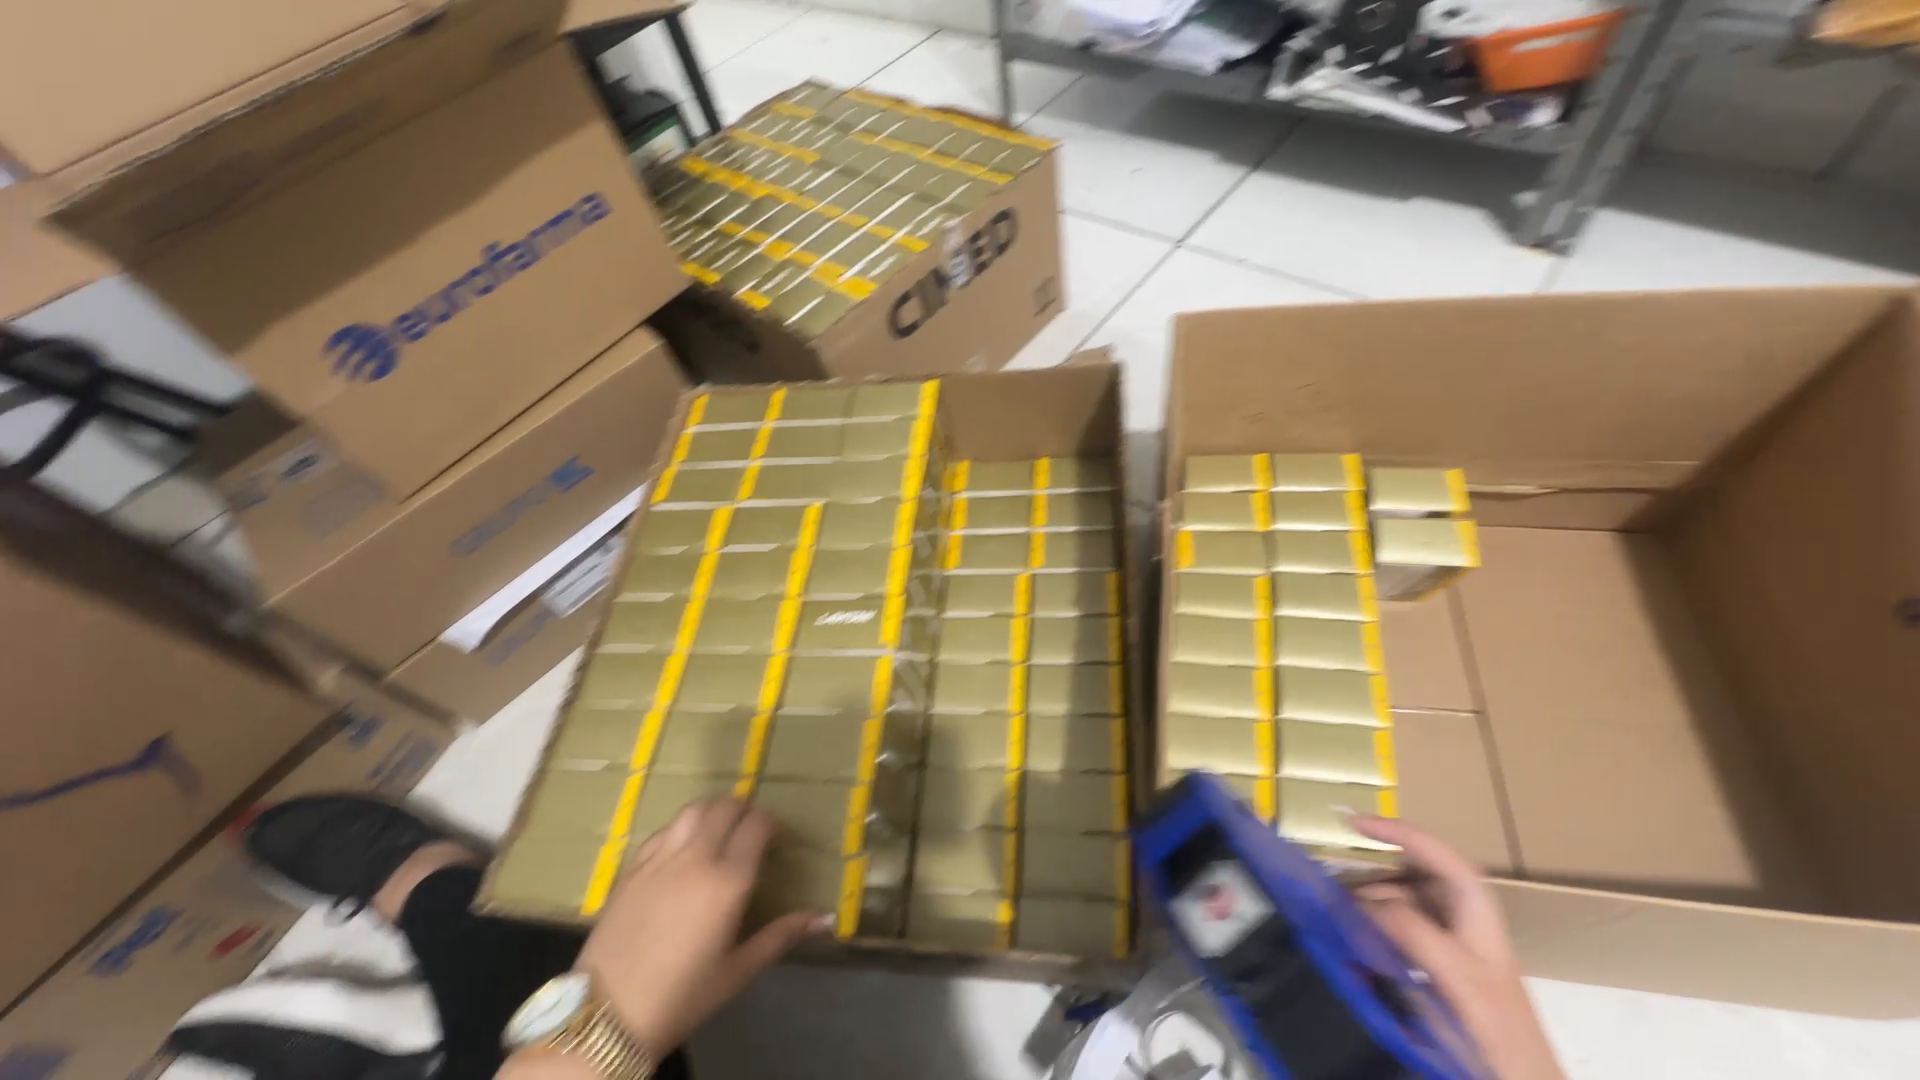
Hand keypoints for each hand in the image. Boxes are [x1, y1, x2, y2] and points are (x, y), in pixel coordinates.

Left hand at [575, 798, 832, 1052]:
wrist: (607, 1014)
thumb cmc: (682, 996)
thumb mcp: (738, 971)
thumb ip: (782, 936)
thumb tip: (826, 919)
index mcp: (728, 882)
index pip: (757, 827)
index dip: (772, 825)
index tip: (778, 840)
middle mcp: (696, 859)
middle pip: (726, 808)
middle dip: (746, 810)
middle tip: (753, 829)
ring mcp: (660, 859)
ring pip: (693, 810)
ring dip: (713, 810)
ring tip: (721, 827)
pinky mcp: (632, 868)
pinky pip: (664, 830)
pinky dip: (683, 827)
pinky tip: (685, 848)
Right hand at [1349, 815, 1564, 1079]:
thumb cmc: (1498, 1025)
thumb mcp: (1457, 975)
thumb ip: (1413, 931)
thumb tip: (1363, 901)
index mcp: (1475, 908)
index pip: (1435, 853)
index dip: (1396, 831)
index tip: (1351, 822)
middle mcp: (1461, 915)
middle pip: (1412, 872)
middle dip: (1371, 866)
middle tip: (1332, 874)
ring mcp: (1449, 940)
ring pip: (1401, 899)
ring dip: (1368, 896)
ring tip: (1335, 906)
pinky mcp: (1435, 965)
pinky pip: (1397, 929)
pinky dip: (1372, 924)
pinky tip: (1353, 936)